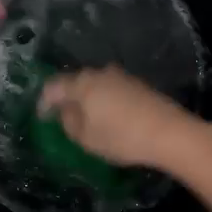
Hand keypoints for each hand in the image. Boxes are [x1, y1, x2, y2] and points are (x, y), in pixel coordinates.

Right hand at [38, 66, 211, 169]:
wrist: (170, 133)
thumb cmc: (121, 137)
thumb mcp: (86, 137)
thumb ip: (68, 122)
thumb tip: (65, 111)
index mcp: (82, 83)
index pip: (53, 87)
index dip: (43, 102)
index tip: (42, 118)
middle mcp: (99, 73)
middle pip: (74, 82)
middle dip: (66, 98)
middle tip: (62, 117)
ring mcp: (121, 76)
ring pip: (94, 84)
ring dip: (87, 99)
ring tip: (86, 117)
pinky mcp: (137, 84)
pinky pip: (111, 89)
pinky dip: (104, 100)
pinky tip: (108, 116)